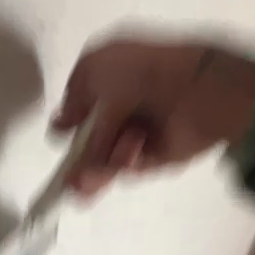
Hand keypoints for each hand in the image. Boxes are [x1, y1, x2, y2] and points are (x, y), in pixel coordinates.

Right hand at [49, 35, 254, 194]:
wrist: (195, 89)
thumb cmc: (141, 72)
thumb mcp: (95, 71)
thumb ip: (75, 96)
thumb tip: (59, 124)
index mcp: (114, 73)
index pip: (83, 104)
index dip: (70, 123)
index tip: (60, 137)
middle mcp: (128, 103)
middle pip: (96, 138)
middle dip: (82, 159)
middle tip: (69, 181)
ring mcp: (145, 130)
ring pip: (112, 155)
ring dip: (99, 168)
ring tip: (87, 183)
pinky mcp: (162, 154)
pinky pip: (135, 165)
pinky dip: (126, 165)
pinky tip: (126, 159)